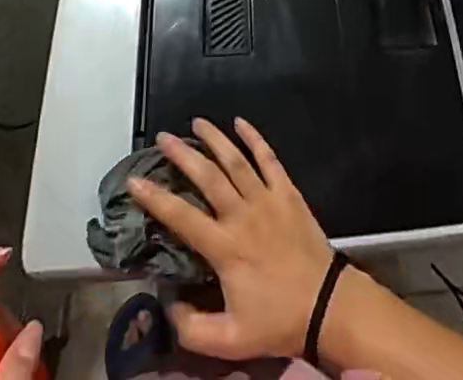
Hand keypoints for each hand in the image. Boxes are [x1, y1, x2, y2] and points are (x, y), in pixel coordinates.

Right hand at [127, 117, 334, 360]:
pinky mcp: (288, 192)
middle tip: (163, 139)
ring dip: (215, 139)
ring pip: (236, 160)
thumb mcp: (228, 341)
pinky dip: (255, 138)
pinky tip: (241, 122)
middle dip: (182, 155)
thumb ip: (191, 327)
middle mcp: (244, 215)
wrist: (327, 304)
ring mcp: (268, 199)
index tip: (134, 181)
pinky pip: (269, 159)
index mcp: (226, 247)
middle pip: (208, 176)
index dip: (155, 198)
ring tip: (197, 123)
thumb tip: (169, 303)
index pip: (181, 217)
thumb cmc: (278, 320)